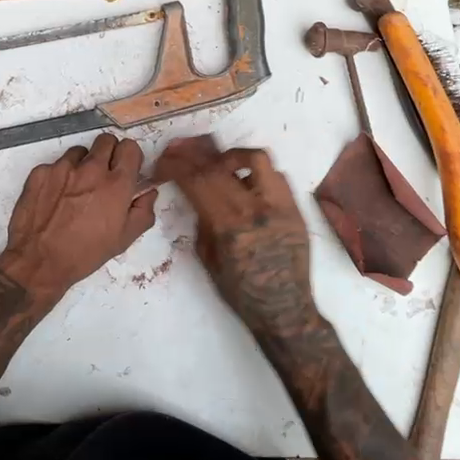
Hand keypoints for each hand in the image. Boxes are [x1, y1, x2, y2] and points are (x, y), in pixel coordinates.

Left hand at [0, 134, 158, 304]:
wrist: (39, 261)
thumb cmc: (86, 254)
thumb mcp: (124, 240)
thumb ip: (143, 211)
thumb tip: (148, 192)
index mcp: (116, 184)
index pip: (130, 147)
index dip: (129, 157)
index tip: (125, 169)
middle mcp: (91, 169)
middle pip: (106, 140)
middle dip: (109, 153)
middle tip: (104, 174)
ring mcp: (63, 168)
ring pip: (80, 151)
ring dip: (83, 164)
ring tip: (77, 189)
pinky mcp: (40, 172)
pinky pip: (55, 165)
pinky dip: (59, 176)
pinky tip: (56, 198)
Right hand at [154, 135, 319, 340]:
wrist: (285, 310)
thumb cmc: (240, 291)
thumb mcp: (207, 258)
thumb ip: (202, 221)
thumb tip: (196, 194)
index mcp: (228, 226)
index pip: (197, 181)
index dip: (176, 165)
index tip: (164, 161)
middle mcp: (255, 210)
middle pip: (218, 166)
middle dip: (193, 154)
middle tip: (179, 150)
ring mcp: (280, 206)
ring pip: (256, 159)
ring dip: (230, 156)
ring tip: (219, 163)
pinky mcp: (295, 208)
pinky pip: (276, 176)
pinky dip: (257, 173)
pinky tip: (246, 181)